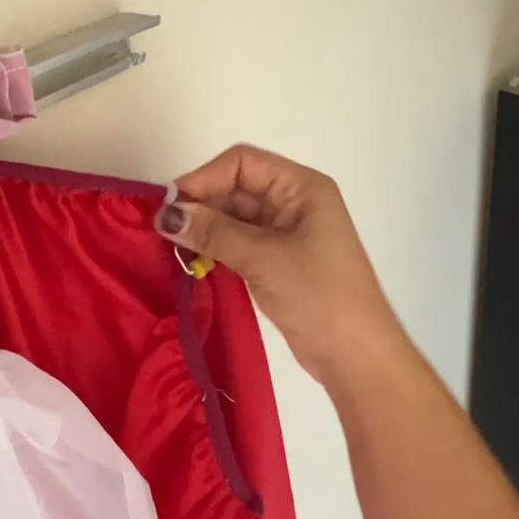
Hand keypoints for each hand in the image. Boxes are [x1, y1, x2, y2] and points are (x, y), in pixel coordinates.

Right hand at [157, 144, 406, 382]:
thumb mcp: (262, 257)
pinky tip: (191, 260)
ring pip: (234, 217)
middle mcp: (293, 202)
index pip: (242, 163)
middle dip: (200, 203)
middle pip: (236, 187)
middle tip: (162, 230)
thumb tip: (166, 214)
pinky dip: (214, 247)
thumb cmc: (318, 295)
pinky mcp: (277, 262)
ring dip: (204, 227)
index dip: (204, 178)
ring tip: (171, 246)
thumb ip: (213, 231)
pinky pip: (238, 242)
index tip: (170, 207)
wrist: (356, 354)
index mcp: (301, 187)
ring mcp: (286, 234)